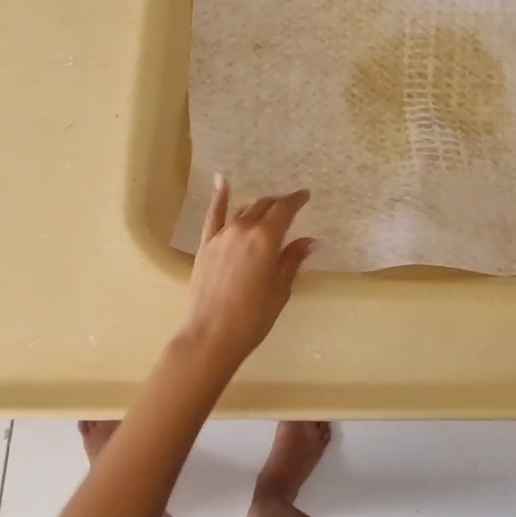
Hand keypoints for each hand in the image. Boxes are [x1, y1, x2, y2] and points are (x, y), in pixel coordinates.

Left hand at [177, 175, 316, 368]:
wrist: (211, 336)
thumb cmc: (253, 317)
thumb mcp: (280, 289)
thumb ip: (292, 260)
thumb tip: (310, 240)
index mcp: (266, 238)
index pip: (285, 210)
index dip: (296, 200)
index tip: (305, 195)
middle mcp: (243, 228)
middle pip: (264, 207)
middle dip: (279, 204)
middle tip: (290, 206)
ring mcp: (221, 235)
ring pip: (243, 211)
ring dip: (257, 207)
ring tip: (267, 208)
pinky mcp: (205, 245)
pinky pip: (213, 215)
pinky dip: (219, 196)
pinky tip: (221, 180)